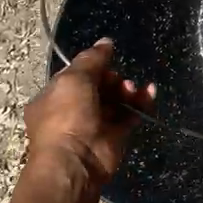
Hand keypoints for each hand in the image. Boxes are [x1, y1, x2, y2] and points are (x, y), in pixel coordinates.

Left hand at [24, 38, 155, 187]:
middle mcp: (71, 111)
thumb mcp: (73, 78)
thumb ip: (92, 58)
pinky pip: (132, 111)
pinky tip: (150, 92)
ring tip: (131, 89)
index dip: (92, 66)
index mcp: (53, 98)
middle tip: (119, 80)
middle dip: (113, 78)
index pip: (75, 75)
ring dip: (128, 88)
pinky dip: (142, 100)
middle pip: (99, 84)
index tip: (106, 61)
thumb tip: (106, 42)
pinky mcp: (116, 134)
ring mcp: (94, 123)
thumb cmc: (66, 116)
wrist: (76, 160)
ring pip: (117, 97)